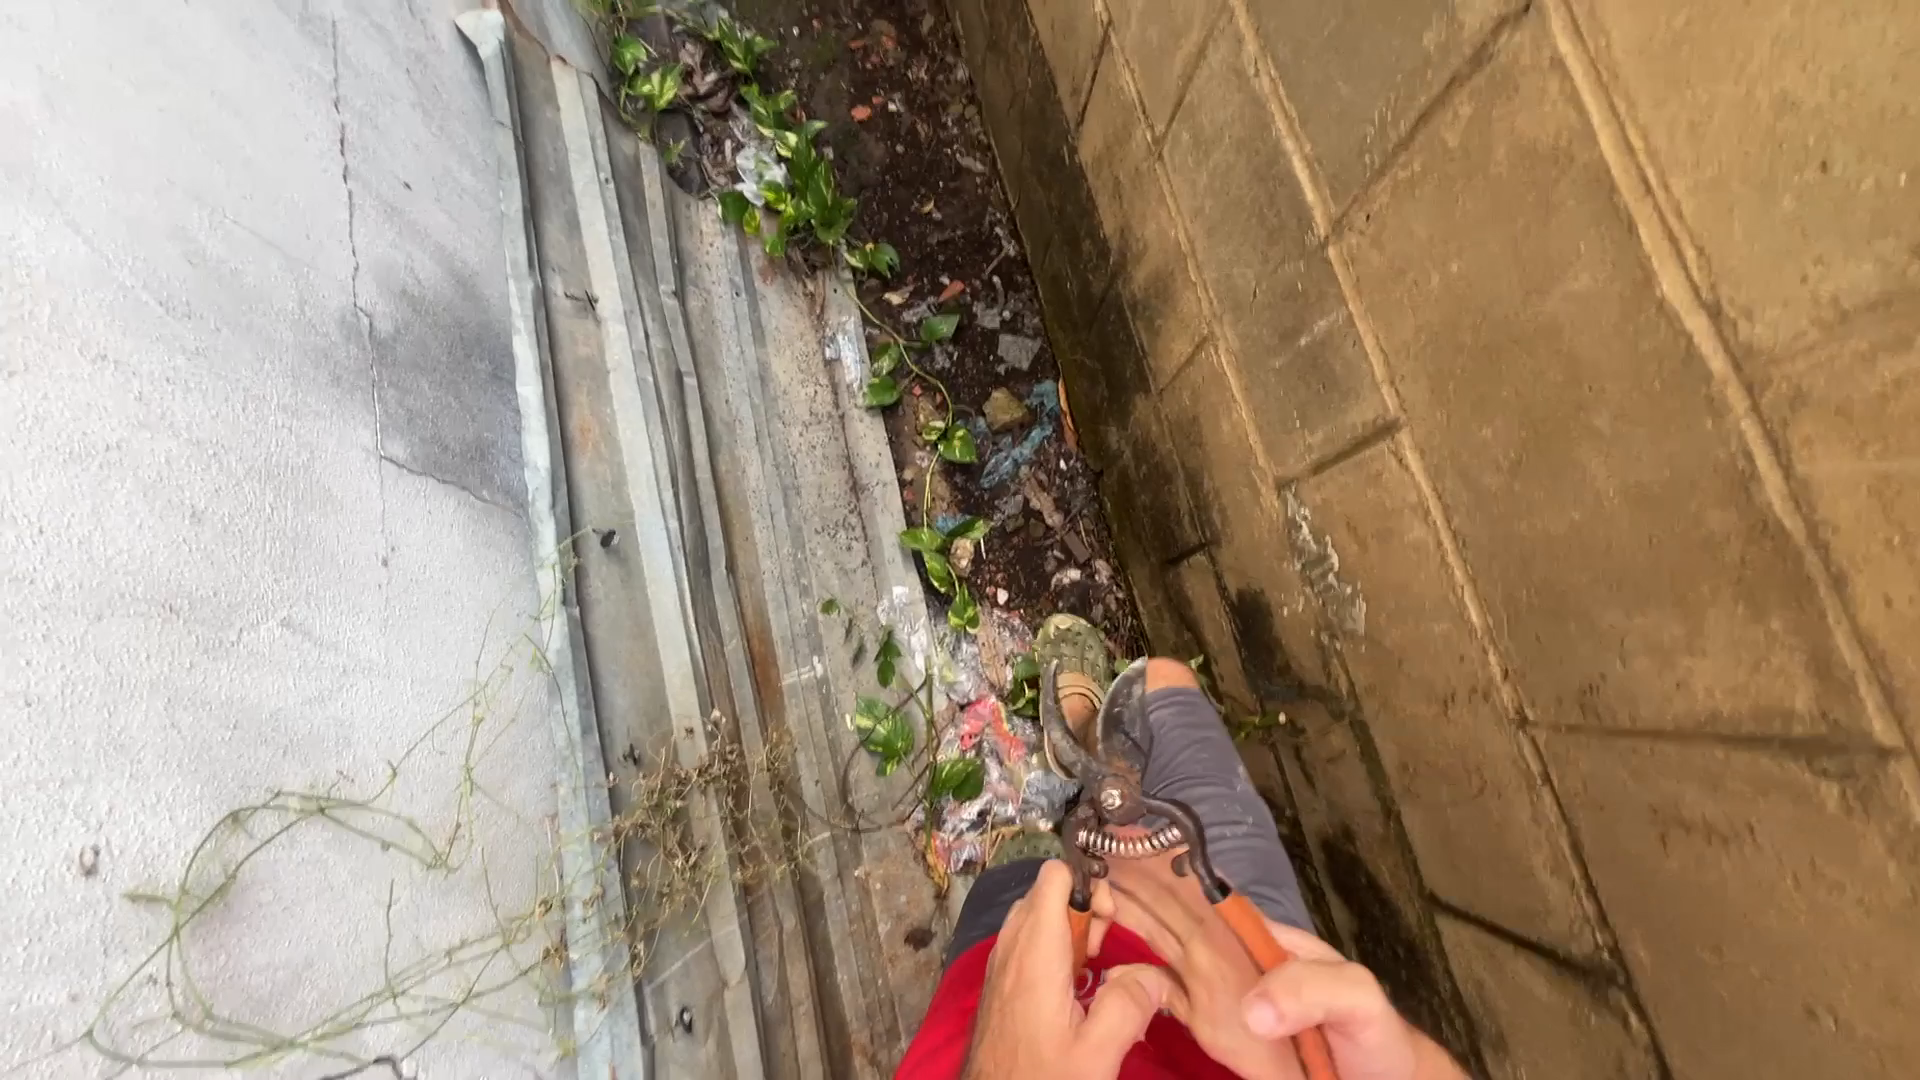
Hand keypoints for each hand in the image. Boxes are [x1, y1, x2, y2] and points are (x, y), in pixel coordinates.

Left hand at [961, 860, 1173, 1079]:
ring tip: (1091, 969)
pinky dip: (1052, 945)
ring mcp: (1001, 955)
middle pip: (1049, 890)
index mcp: (1035, 946)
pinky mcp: (999, 974)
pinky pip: (1027, 936)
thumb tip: (1158, 974)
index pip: (1055, 873)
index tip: (1110, 921)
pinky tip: (1069, 984)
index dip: (1088, 884)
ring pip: (1038, 912)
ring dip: (1069, 928)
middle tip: (1104, 953)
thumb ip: (1129, 1005)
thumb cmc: (1042, 1077)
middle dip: (1083, 909)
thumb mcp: (1096, 1054)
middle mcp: (1012, 940)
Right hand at [1101, 856, 1453, 1079]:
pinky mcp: (1208, 1026)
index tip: (1121, 841)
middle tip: (1080, 860)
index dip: (1158, 863)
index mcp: (1248, 932)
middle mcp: (1221, 951)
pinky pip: (1160, 995)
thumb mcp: (1357, 999)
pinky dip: (1128, 976)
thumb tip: (1248, 1005)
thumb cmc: (1372, 1036)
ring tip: (1082, 893)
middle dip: (1124, 880)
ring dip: (1121, 915)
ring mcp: (1212, 987)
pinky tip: (1101, 962)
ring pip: (1155, 940)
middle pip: (1164, 907)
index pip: (1194, 888)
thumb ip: (1310, 989)